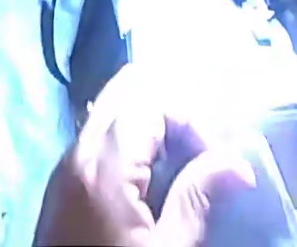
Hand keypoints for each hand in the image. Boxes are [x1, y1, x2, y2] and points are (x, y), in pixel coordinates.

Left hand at [35, 65, 255, 246]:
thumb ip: (199, 197)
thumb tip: (239, 161)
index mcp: (102, 164)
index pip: (153, 105)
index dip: (190, 123)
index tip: (215, 163)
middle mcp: (76, 156)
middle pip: (122, 97)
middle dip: (165, 113)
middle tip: (196, 149)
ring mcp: (61, 176)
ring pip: (107, 119)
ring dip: (145, 129)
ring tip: (177, 163)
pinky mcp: (57, 199)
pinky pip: (94, 146)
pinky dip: (124, 146)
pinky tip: (145, 180)